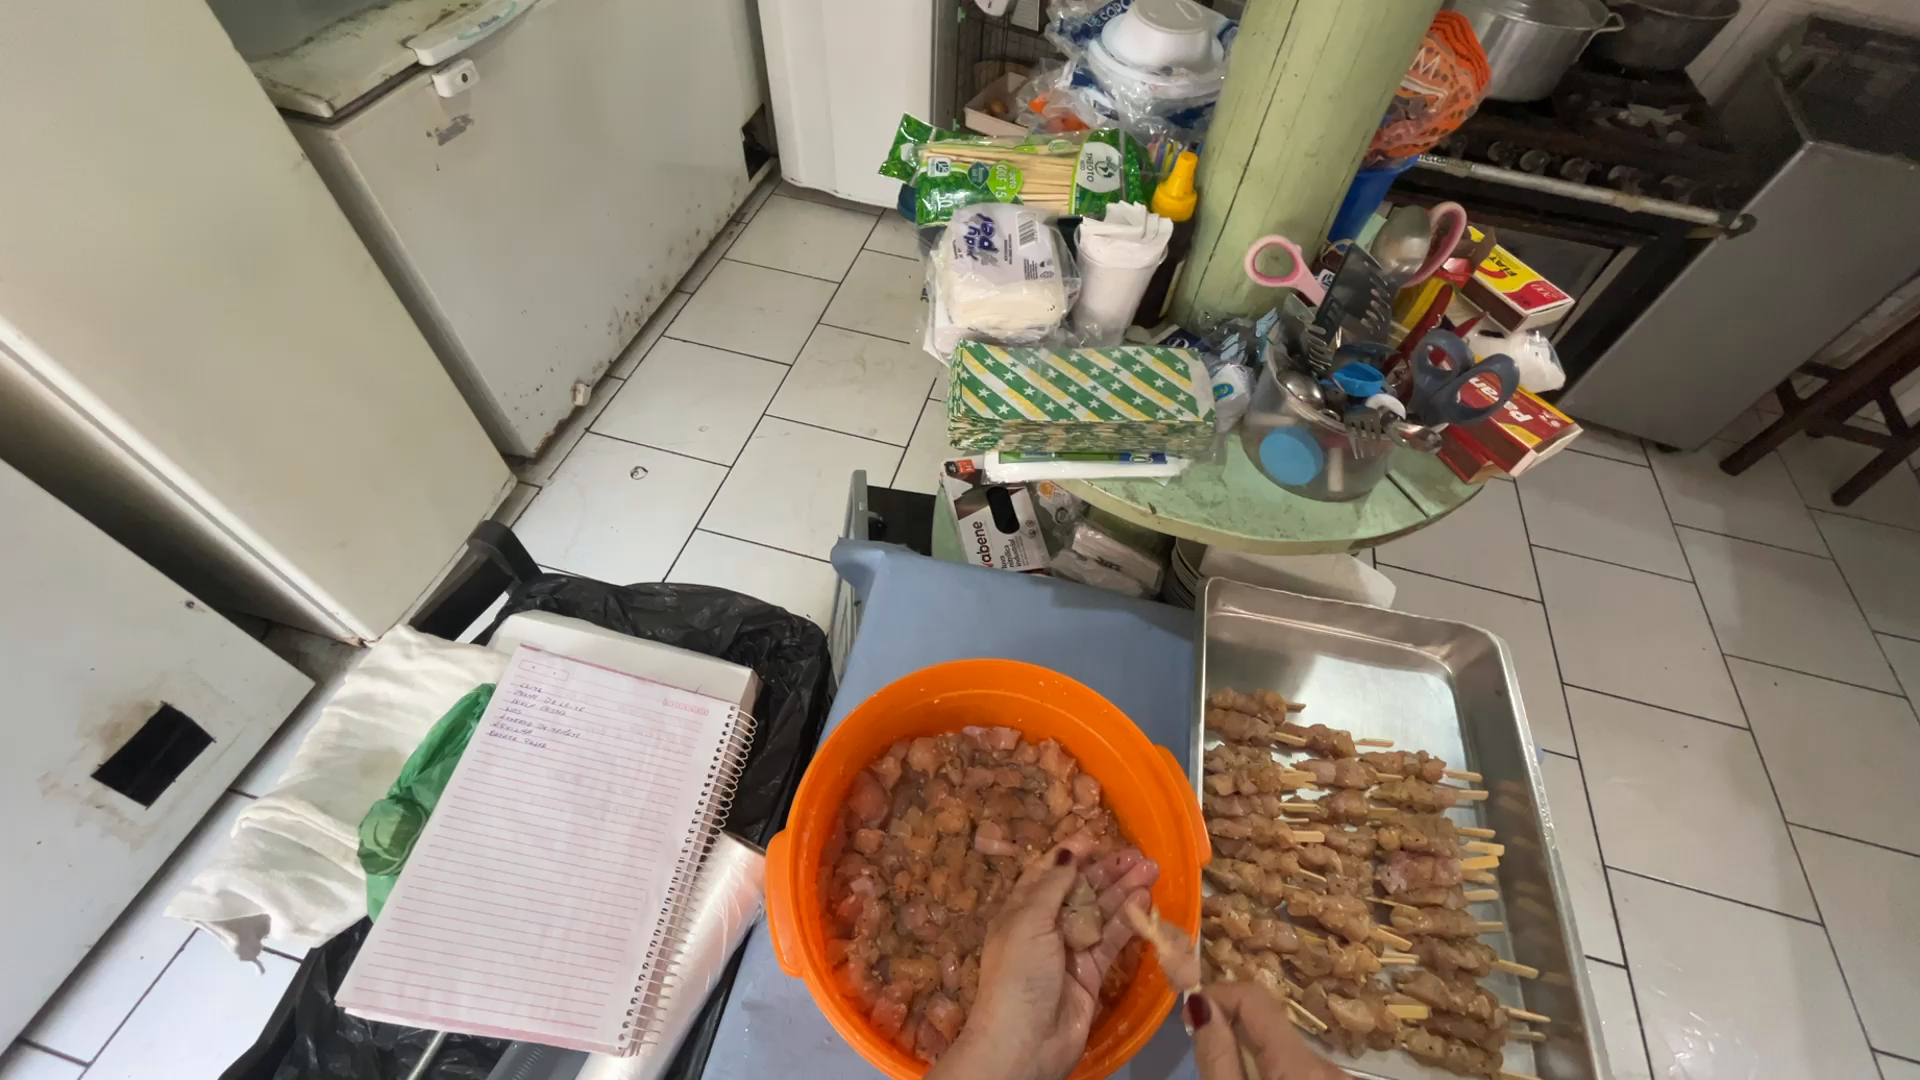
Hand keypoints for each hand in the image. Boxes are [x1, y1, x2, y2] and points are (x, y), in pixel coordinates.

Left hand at [927, 841, 1154, 1079]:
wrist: (1023, 1043)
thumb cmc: (1018, 971)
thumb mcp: (1029, 919)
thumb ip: (1053, 885)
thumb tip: (1068, 851)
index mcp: (1022, 908)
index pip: (1048, 872)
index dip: (1070, 855)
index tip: (1094, 839)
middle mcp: (1046, 925)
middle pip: (1080, 890)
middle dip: (1106, 871)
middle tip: (1136, 854)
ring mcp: (1070, 950)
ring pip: (1100, 912)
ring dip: (1124, 891)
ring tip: (1150, 869)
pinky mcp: (1091, 974)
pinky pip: (1111, 940)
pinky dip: (1128, 920)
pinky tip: (1144, 899)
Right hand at [1186, 983, 1349, 1079]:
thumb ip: (1218, 1056)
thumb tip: (1200, 1001)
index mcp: (1304, 1066)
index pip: (1254, 997)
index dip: (1216, 994)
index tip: (1187, 1015)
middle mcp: (1332, 1068)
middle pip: (1269, 1024)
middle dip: (1232, 1028)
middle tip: (1207, 1056)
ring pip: (1284, 1047)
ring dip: (1253, 1053)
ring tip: (1233, 1076)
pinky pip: (1302, 1069)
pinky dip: (1276, 1071)